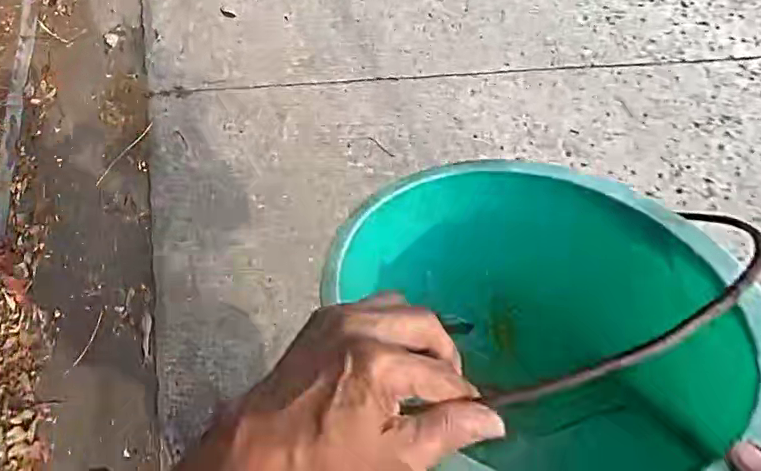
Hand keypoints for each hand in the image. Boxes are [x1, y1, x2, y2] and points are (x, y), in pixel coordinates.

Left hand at [176, 292, 504, 470]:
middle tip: (449, 390)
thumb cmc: (331, 454)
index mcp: (378, 361)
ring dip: (417, 334)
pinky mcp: (324, 314)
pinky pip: (369, 305)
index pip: (442, 375)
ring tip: (421, 373)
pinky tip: (389, 358)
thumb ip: (446, 430)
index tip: (478, 415)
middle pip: (425, 322)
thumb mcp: (395, 455)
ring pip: (397, 306)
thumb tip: (491, 418)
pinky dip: (389, 324)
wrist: (268, 436)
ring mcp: (339, 314)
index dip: (467, 399)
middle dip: (446, 355)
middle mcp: (360, 325)